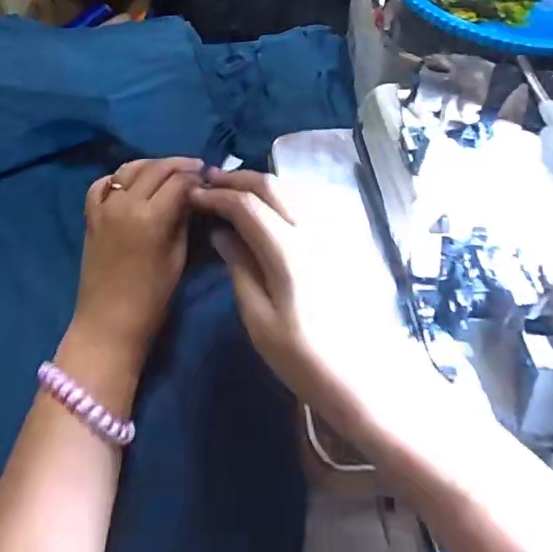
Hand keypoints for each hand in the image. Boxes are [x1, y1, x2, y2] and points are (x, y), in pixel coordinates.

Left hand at [71, 158, 202, 358]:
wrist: (109, 323)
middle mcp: (126, 204)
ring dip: (152, 166)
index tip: (209, 179)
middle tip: (196, 169)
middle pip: (156, 168)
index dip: (197, 177)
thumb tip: (192, 196)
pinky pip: (101, 185)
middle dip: (180, 165)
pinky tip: (130, 184)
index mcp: (152, 217)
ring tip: (168, 171)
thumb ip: (184, 219)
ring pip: (129, 169)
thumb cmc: (152, 295)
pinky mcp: (90, 217)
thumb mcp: (179, 255)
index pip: (180, 181)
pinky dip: (116, 178)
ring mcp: (105, 209)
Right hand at [189, 170, 434, 433]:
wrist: (358, 372)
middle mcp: (313, 229)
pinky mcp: (344, 236)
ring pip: (293, 187)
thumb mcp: (258, 319)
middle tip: (210, 181)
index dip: (217, 195)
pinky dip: (285, 191)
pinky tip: (273, 202)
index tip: (193, 196)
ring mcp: (332, 229)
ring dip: (261, 181)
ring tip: (235, 188)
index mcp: (288, 251)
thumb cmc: (301, 355)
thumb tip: (221, 231)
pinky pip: (311, 198)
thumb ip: (239, 267)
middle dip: (238, 179)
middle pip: (272, 186)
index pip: (247, 206)